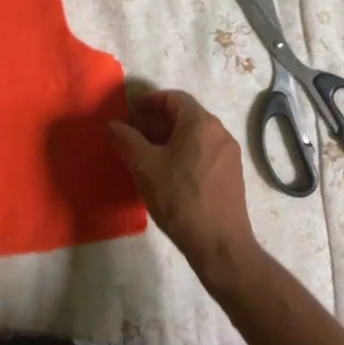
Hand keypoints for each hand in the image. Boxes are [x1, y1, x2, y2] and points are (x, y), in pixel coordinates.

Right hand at [106, 90, 258, 279]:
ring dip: (169, 140)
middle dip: (157, 122)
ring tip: (147, 156)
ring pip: (194, 137)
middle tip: (134, 135)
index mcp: (201, 123)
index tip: (131, 112)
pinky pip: (204, 153)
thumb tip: (111, 125)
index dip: (150, 101)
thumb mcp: (145, 167)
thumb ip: (126, 140)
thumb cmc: (181, 198)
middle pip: (185, 116)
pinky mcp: (231, 177)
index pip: (174, 98)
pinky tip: (168, 175)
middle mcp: (220, 133)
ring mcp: (229, 156)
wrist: (220, 246)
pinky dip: (184, 154)